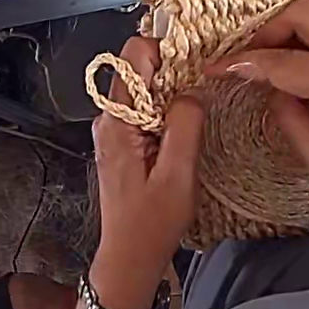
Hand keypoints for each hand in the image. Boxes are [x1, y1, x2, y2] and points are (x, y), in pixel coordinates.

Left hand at [93, 36, 203, 308]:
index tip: (193, 68)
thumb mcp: (178, 175)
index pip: (133, 55)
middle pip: (138, 69)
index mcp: (117, 121)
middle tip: (200, 96)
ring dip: (170, 94)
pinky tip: (181, 133)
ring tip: (194, 116)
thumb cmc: (152, 223)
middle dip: (172, 73)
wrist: (129, 257)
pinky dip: (165, 112)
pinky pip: (143, 110)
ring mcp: (112, 130)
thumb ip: (185, 126)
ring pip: (143, 89)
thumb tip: (192, 90)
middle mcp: (108, 118)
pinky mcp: (120, 142)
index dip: (165, 51)